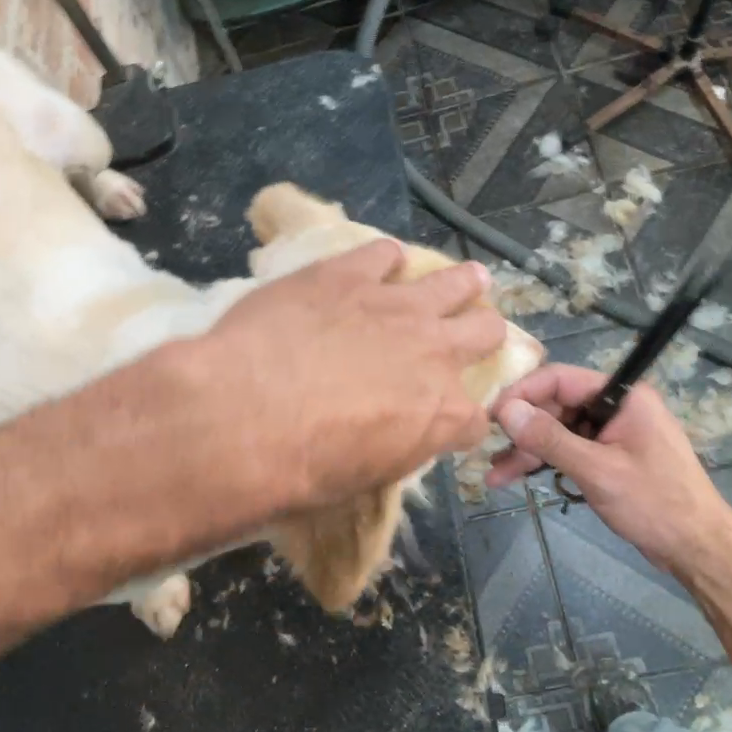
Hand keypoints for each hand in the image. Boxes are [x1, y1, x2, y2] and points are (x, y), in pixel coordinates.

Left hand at [195, 241, 505, 511]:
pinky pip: (383, 253)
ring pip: (454, 283)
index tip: (453, 421)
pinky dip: (386, 260)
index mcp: (441, 414)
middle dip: (483, 335)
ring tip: (470, 278)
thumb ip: (391, 449)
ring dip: (464, 282)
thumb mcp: (362, 478)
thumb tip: (388, 438)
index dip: (465, 420)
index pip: (475, 418)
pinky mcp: (349, 274)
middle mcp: (434, 353)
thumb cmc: (302, 469)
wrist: (247, 417)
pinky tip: (382, 262)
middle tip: (478, 331)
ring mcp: (395, 307)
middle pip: (484, 334)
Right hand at [485, 364, 731, 579]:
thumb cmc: (655, 503)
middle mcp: (617, 407)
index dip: (523, 393)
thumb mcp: (597, 470)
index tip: (491, 414)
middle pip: (556, 406)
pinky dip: (545, 463)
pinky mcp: (609, 458)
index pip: (561, 378)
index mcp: (623, 396)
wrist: (697, 547)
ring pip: (559, 431)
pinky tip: (515, 477)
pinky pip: (569, 451)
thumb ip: (549, 439)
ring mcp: (613, 434)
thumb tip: (505, 411)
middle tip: (488, 450)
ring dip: (528, 451)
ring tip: (494, 474)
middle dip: (522, 429)